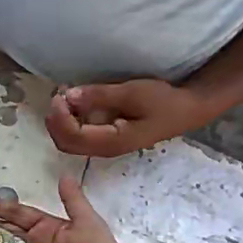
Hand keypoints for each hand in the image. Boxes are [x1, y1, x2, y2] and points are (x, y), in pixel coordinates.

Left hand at [45, 80, 213, 157]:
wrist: (187, 110)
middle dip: (56, 121)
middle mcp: (104, 149)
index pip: (72, 137)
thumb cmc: (162, 101)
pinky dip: (71, 120)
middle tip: (58, 95)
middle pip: (66, 143)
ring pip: (70, 141)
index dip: (60, 117)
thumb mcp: (132, 93)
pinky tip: (75, 103)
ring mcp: (106, 146)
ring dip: (61, 121)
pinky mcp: (108, 138)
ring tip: (64, 97)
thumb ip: (99, 96)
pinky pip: (80, 134)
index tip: (60, 95)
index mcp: (111, 142)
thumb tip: (68, 97)